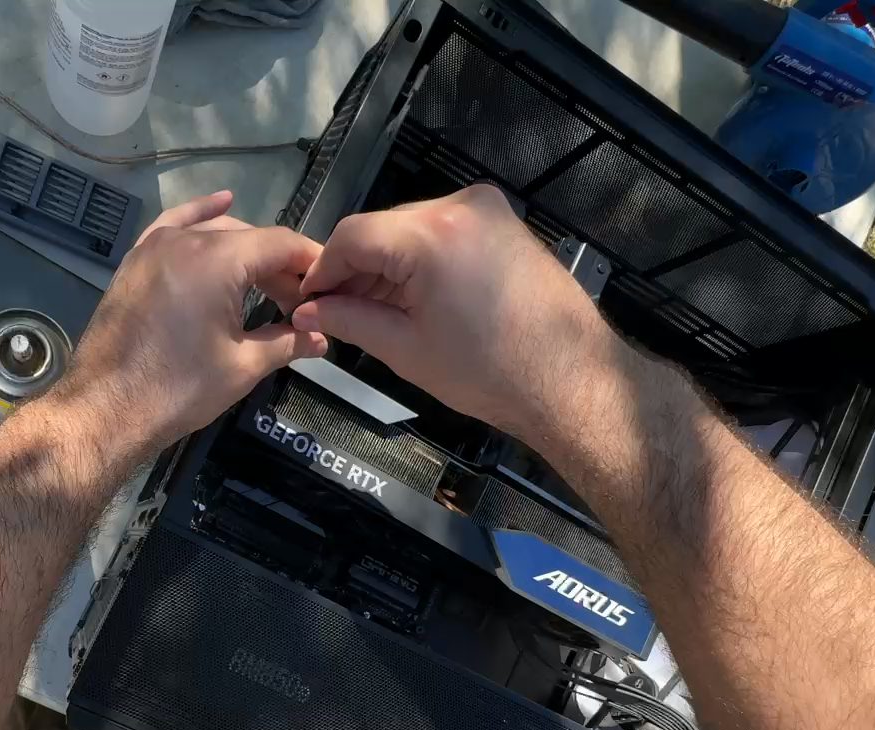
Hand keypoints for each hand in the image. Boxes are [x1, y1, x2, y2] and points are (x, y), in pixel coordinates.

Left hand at [50, 191, 329, 450]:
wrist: (106, 408)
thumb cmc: (179, 390)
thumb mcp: (242, 367)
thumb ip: (287, 343)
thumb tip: (323, 338)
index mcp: (218, 259)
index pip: (281, 244)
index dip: (311, 263)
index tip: (330, 286)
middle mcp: (186, 240)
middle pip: (249, 238)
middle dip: (279, 268)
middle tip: (298, 305)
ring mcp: (154, 246)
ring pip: (214, 234)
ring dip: (245, 255)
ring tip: (266, 287)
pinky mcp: (135, 261)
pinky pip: (174, 226)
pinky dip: (201, 217)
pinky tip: (221, 203)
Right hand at [290, 185, 624, 439]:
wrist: (568, 379)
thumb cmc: (485, 372)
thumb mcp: (404, 349)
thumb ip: (349, 320)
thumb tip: (307, 312)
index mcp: (433, 234)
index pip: (352, 235)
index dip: (321, 270)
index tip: (307, 301)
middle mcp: (460, 205)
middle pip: (380, 228)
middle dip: (353, 269)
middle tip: (334, 312)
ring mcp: (486, 210)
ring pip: (408, 230)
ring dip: (383, 267)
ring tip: (372, 312)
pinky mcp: (502, 223)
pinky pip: (440, 234)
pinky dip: (416, 262)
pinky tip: (409, 299)